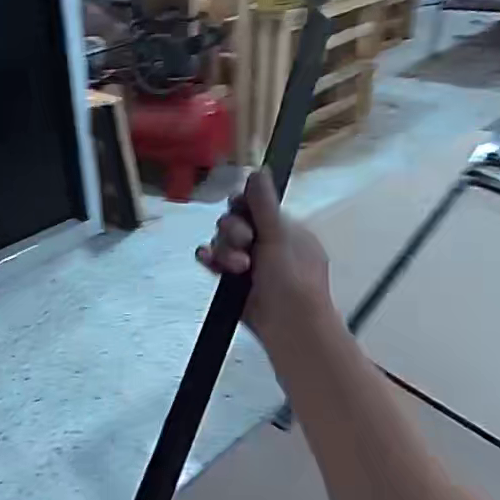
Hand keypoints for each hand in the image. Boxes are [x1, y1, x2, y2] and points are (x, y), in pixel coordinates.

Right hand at [195, 168, 334, 344]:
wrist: (290, 329)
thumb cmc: (292, 281)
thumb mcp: (278, 237)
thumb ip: (263, 204)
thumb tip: (259, 170)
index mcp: (287, 232)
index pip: (258, 206)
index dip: (244, 206)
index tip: (238, 208)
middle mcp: (270, 245)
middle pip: (236, 222)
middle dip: (233, 231)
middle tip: (242, 242)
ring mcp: (252, 264)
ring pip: (224, 242)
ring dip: (225, 250)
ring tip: (235, 267)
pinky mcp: (235, 281)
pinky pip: (216, 262)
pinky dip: (212, 260)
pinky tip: (208, 262)